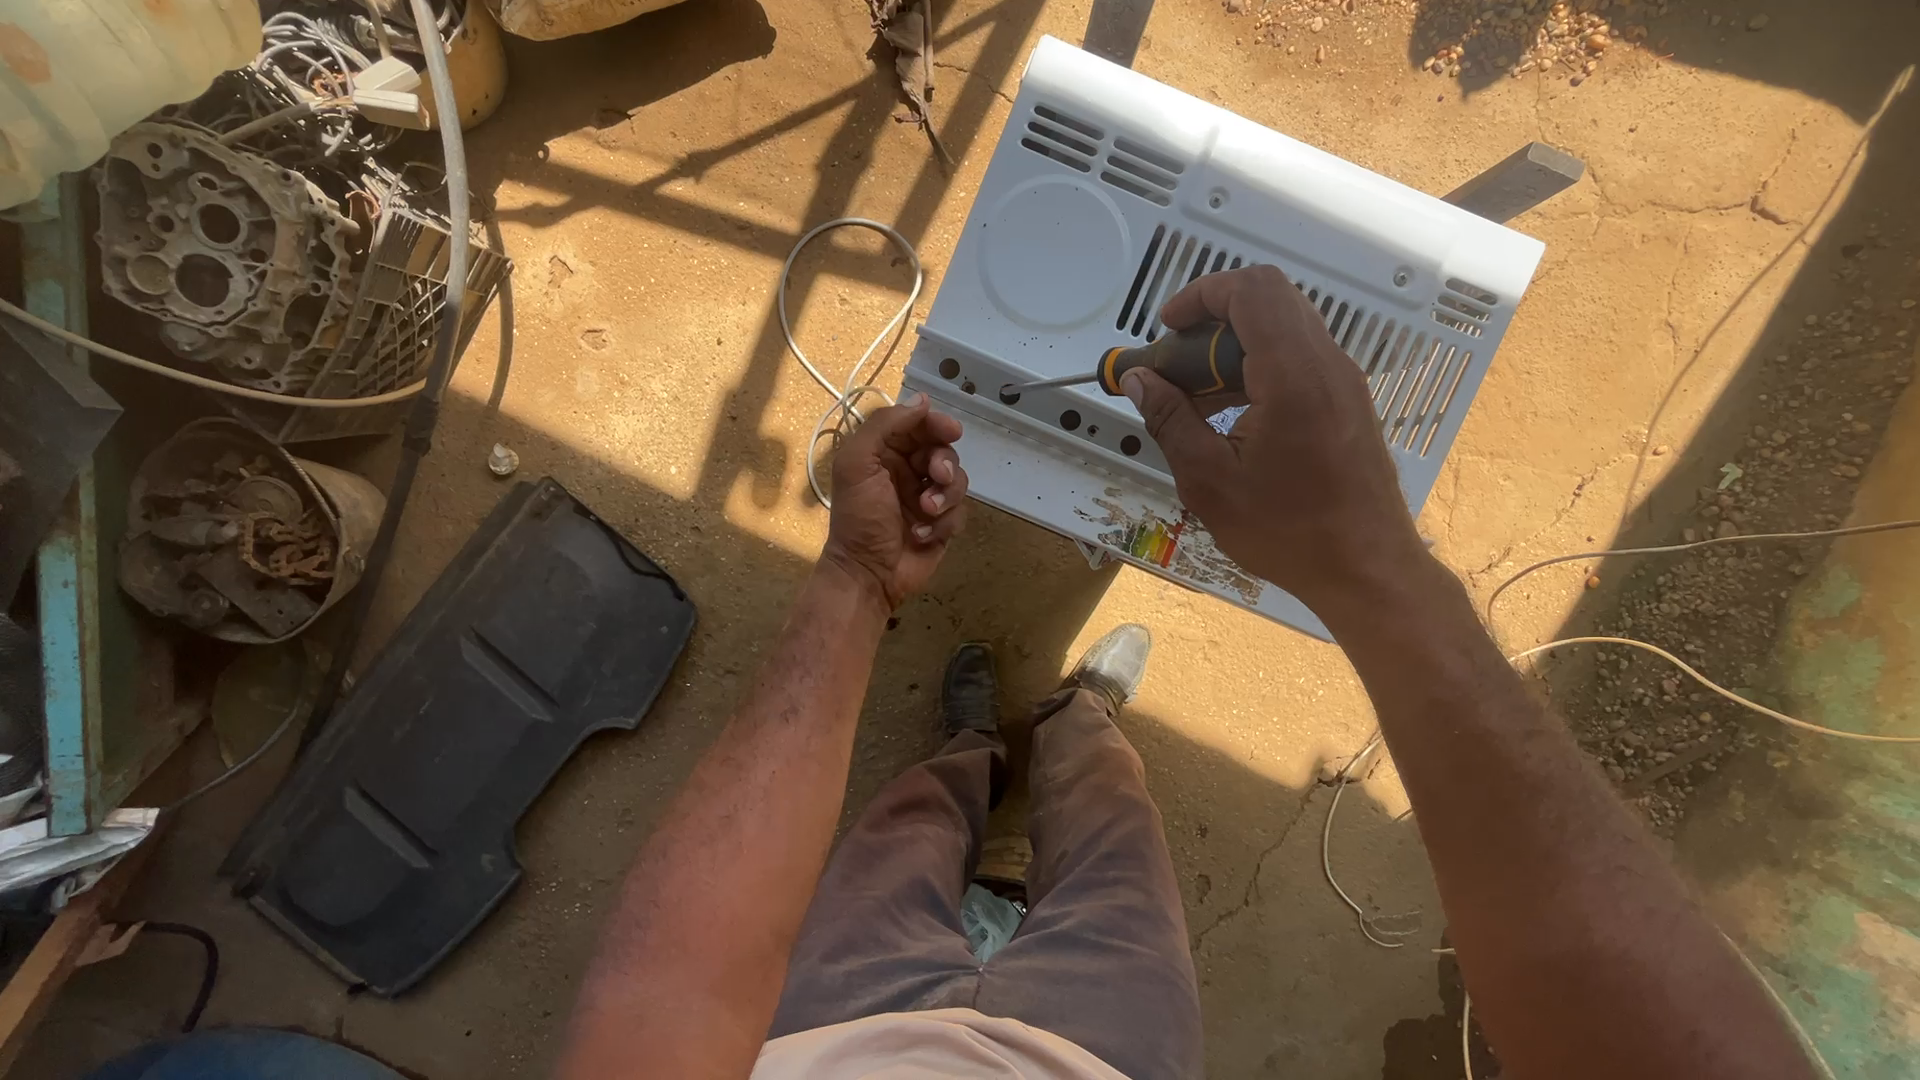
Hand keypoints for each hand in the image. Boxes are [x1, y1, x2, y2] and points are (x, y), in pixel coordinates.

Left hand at [819, 394, 969, 609]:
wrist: (867, 574)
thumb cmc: (858, 518)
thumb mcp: (857, 463)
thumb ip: (884, 426)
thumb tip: (922, 401)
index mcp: (885, 453)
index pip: (918, 425)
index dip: (936, 424)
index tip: (950, 431)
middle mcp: (907, 471)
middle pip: (943, 450)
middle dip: (945, 462)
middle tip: (936, 477)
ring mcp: (926, 498)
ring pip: (957, 481)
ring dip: (946, 495)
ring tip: (926, 511)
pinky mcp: (941, 524)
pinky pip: (959, 511)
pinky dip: (944, 522)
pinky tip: (922, 535)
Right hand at [1121, 265, 1426, 611]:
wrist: (1366, 569)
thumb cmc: (1287, 531)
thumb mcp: (1209, 481)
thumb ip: (1170, 420)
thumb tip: (1138, 380)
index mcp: (1294, 376)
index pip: (1252, 291)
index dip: (1201, 295)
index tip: (1166, 330)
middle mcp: (1327, 365)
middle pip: (1268, 302)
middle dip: (1209, 323)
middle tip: (1173, 366)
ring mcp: (1343, 382)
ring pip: (1282, 331)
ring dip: (1230, 349)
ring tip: (1192, 397)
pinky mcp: (1347, 403)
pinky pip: (1297, 361)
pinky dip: (1255, 370)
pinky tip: (1226, 416)